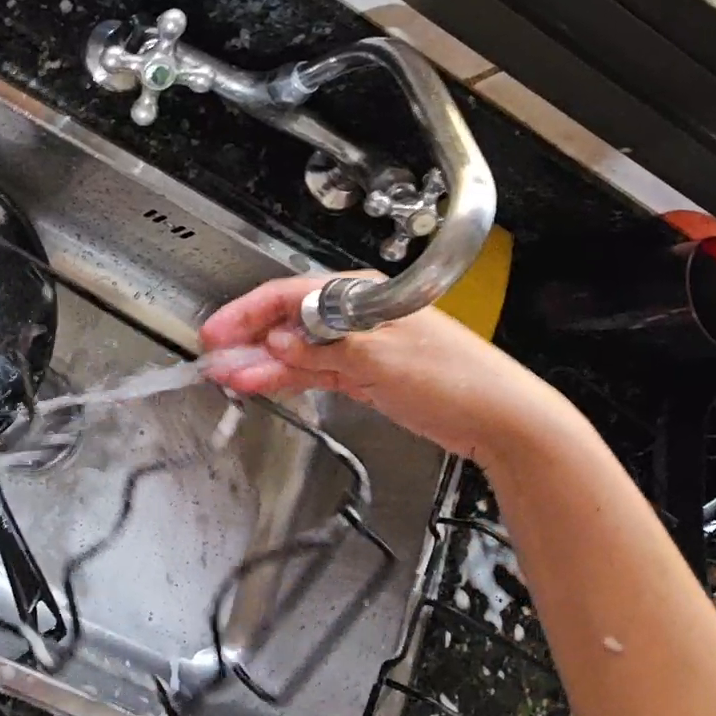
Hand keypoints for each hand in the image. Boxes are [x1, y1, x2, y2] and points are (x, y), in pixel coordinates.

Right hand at [200, 274, 584, 464]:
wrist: (502, 420)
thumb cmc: (459, 378)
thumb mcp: (383, 358)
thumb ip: (323, 348)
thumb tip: (278, 342)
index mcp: (360, 295)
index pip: (289, 296)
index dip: (248, 313)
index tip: (218, 331)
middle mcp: (353, 315)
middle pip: (286, 322)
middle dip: (247, 340)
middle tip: (213, 359)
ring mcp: (356, 346)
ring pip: (294, 351)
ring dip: (260, 364)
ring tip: (226, 377)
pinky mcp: (360, 374)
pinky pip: (310, 372)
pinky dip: (284, 379)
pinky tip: (258, 384)